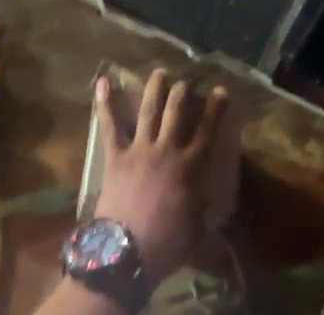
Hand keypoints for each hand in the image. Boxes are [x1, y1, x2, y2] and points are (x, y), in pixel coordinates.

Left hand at [92, 69, 228, 284]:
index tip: (221, 90)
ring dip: (155, 87)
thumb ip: (207, 217)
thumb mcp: (197, 234)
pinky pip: (110, 125)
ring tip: (160, 71)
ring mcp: (139, 149)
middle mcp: (166, 149)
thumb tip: (220, 222)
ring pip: (148, 109)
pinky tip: (103, 81)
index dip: (216, 108)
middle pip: (177, 110)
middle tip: (187, 81)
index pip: (207, 129)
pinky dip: (105, 102)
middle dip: (184, 90)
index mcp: (190, 167)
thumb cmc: (166, 246)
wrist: (126, 253)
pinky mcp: (115, 156)